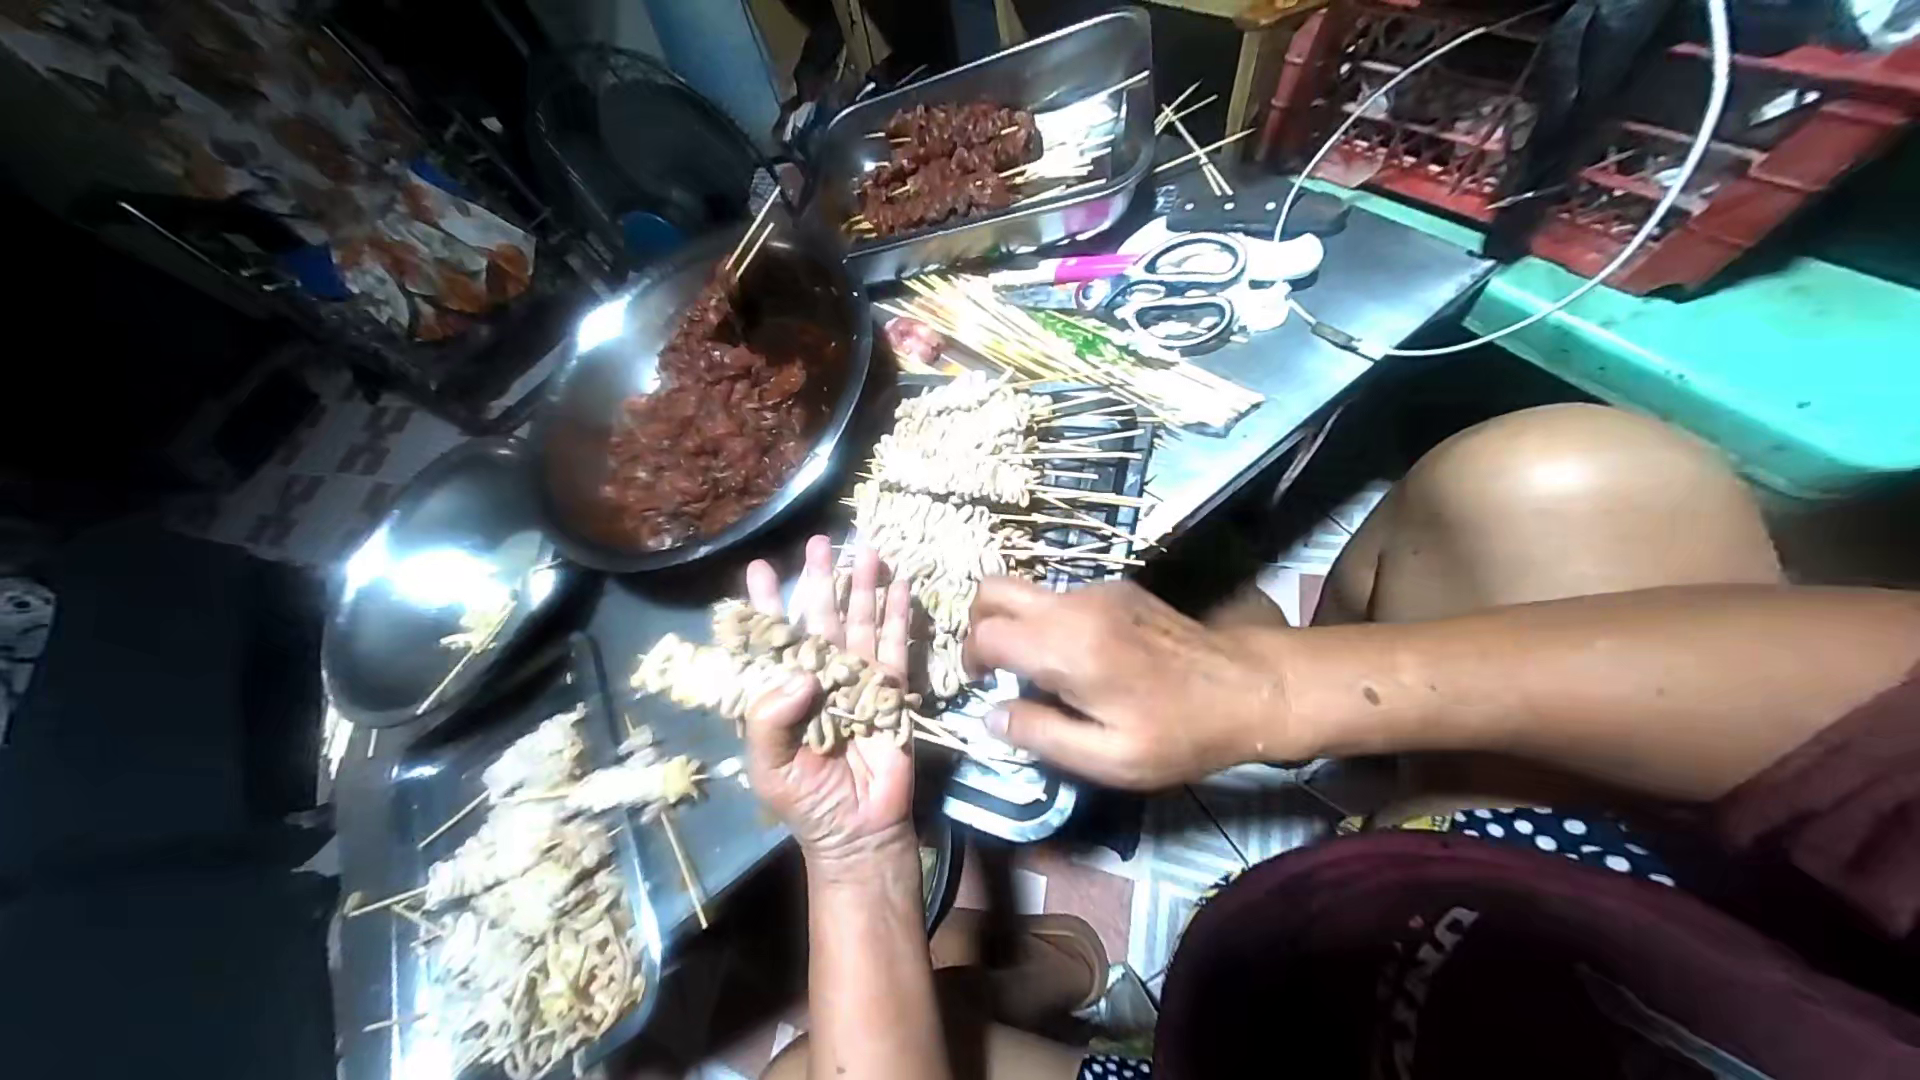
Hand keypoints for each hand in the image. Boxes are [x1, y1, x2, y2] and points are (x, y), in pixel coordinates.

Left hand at [743, 535, 916, 870]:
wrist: (860, 829)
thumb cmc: (808, 800)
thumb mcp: (770, 766)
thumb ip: (770, 719)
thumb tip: (800, 674)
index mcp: (782, 692)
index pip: (771, 639)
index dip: (766, 604)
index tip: (761, 568)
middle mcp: (819, 676)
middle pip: (819, 618)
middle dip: (819, 580)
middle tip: (819, 543)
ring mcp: (857, 678)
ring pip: (858, 622)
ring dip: (861, 587)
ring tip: (864, 549)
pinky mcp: (891, 687)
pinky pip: (895, 645)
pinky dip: (899, 615)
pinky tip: (900, 585)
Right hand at [965, 577, 1305, 788]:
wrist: (1249, 686)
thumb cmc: (1179, 732)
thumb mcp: (1109, 758)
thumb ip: (1040, 735)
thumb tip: (990, 715)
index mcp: (1068, 648)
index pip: (987, 634)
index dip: (970, 658)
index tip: (982, 685)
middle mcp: (1074, 606)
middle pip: (993, 589)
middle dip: (978, 623)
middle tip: (994, 665)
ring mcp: (1096, 589)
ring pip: (1026, 589)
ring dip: (1014, 621)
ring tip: (1037, 667)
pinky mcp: (1115, 587)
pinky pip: (1058, 595)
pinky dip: (1046, 619)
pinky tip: (1077, 655)